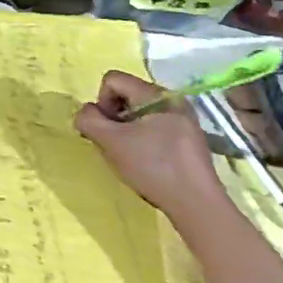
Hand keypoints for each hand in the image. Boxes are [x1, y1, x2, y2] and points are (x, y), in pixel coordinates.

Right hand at [73, 70, 225, 222]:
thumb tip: (87, 112)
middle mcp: (175, 101)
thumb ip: (87, 118)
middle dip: (112, 115)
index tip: (107, 126)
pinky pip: (153, 124)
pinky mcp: (188, 136)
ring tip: (128, 150)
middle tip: (113, 140)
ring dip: (124, 127)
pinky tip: (144, 157)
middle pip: (126, 94)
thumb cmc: (151, 166)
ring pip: (138, 111)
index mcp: (158, 96)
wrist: (196, 202)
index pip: (113, 80)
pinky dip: (140, 136)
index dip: (101, 100)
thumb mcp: (108, 140)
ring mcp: (184, 119)